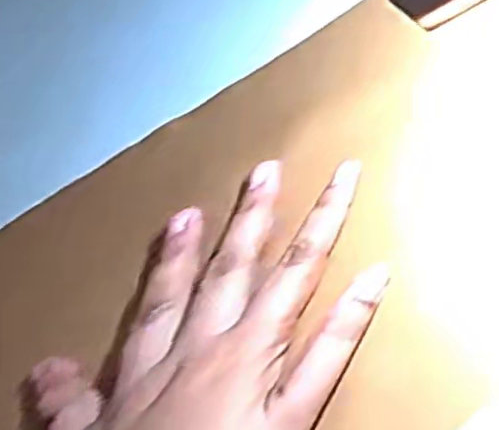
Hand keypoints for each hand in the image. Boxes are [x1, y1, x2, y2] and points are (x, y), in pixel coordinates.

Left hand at [25, 160, 386, 429]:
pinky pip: (69, 401)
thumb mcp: (298, 410)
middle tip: (263, 171)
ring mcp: (135, 387)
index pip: (301, 261)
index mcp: (249, 343)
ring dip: (171, 262)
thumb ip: (336, 342)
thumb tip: (377, 272)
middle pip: (229, 270)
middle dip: (251, 217)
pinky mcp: (90, 428)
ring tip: (179, 218)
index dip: (329, 210)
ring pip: (158, 310)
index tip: (347, 169)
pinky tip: (46, 365)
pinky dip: (57, 382)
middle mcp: (195, 349)